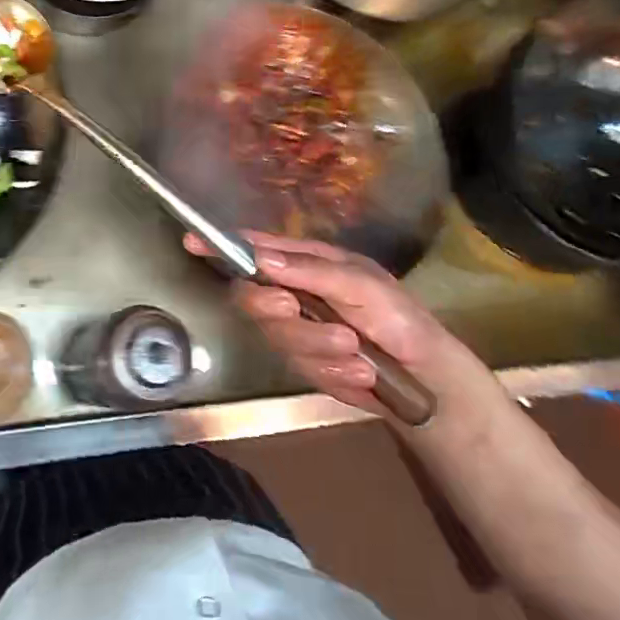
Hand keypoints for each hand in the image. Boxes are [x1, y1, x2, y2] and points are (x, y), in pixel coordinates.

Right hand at [183, 231, 454, 412]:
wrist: (426, 378)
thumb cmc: (399, 317)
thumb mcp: (362, 284)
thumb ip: (311, 271)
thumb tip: (261, 257)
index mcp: (306, 263)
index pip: (255, 249)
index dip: (222, 245)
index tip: (192, 241)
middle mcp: (294, 293)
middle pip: (253, 297)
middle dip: (274, 308)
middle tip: (294, 309)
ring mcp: (297, 330)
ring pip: (277, 336)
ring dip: (318, 345)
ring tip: (357, 351)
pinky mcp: (305, 363)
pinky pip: (300, 366)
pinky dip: (332, 370)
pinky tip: (360, 371)